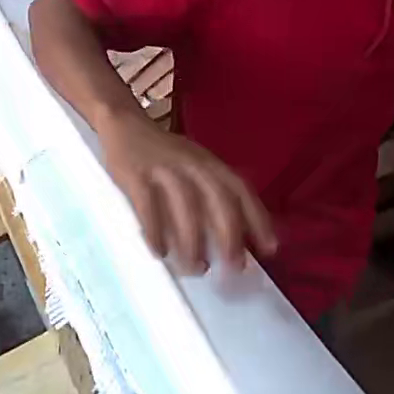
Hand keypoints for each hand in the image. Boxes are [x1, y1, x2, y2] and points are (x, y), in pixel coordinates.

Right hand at [96, 113, 276, 273]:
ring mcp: (163, 169)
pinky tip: (159, 252)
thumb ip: (213, 190)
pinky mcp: (136, 175)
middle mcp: (192, 164)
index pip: (240, 190)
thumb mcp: (194, 163)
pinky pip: (148, 207)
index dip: (258, 219)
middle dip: (229, 235)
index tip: (269, 249)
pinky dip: (155, 232)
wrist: (124, 125)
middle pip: (218, 200)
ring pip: (185, 207)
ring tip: (195, 267)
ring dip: (192, 241)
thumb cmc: (164, 154)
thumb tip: (237, 235)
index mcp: (210, 163)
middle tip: (233, 268)